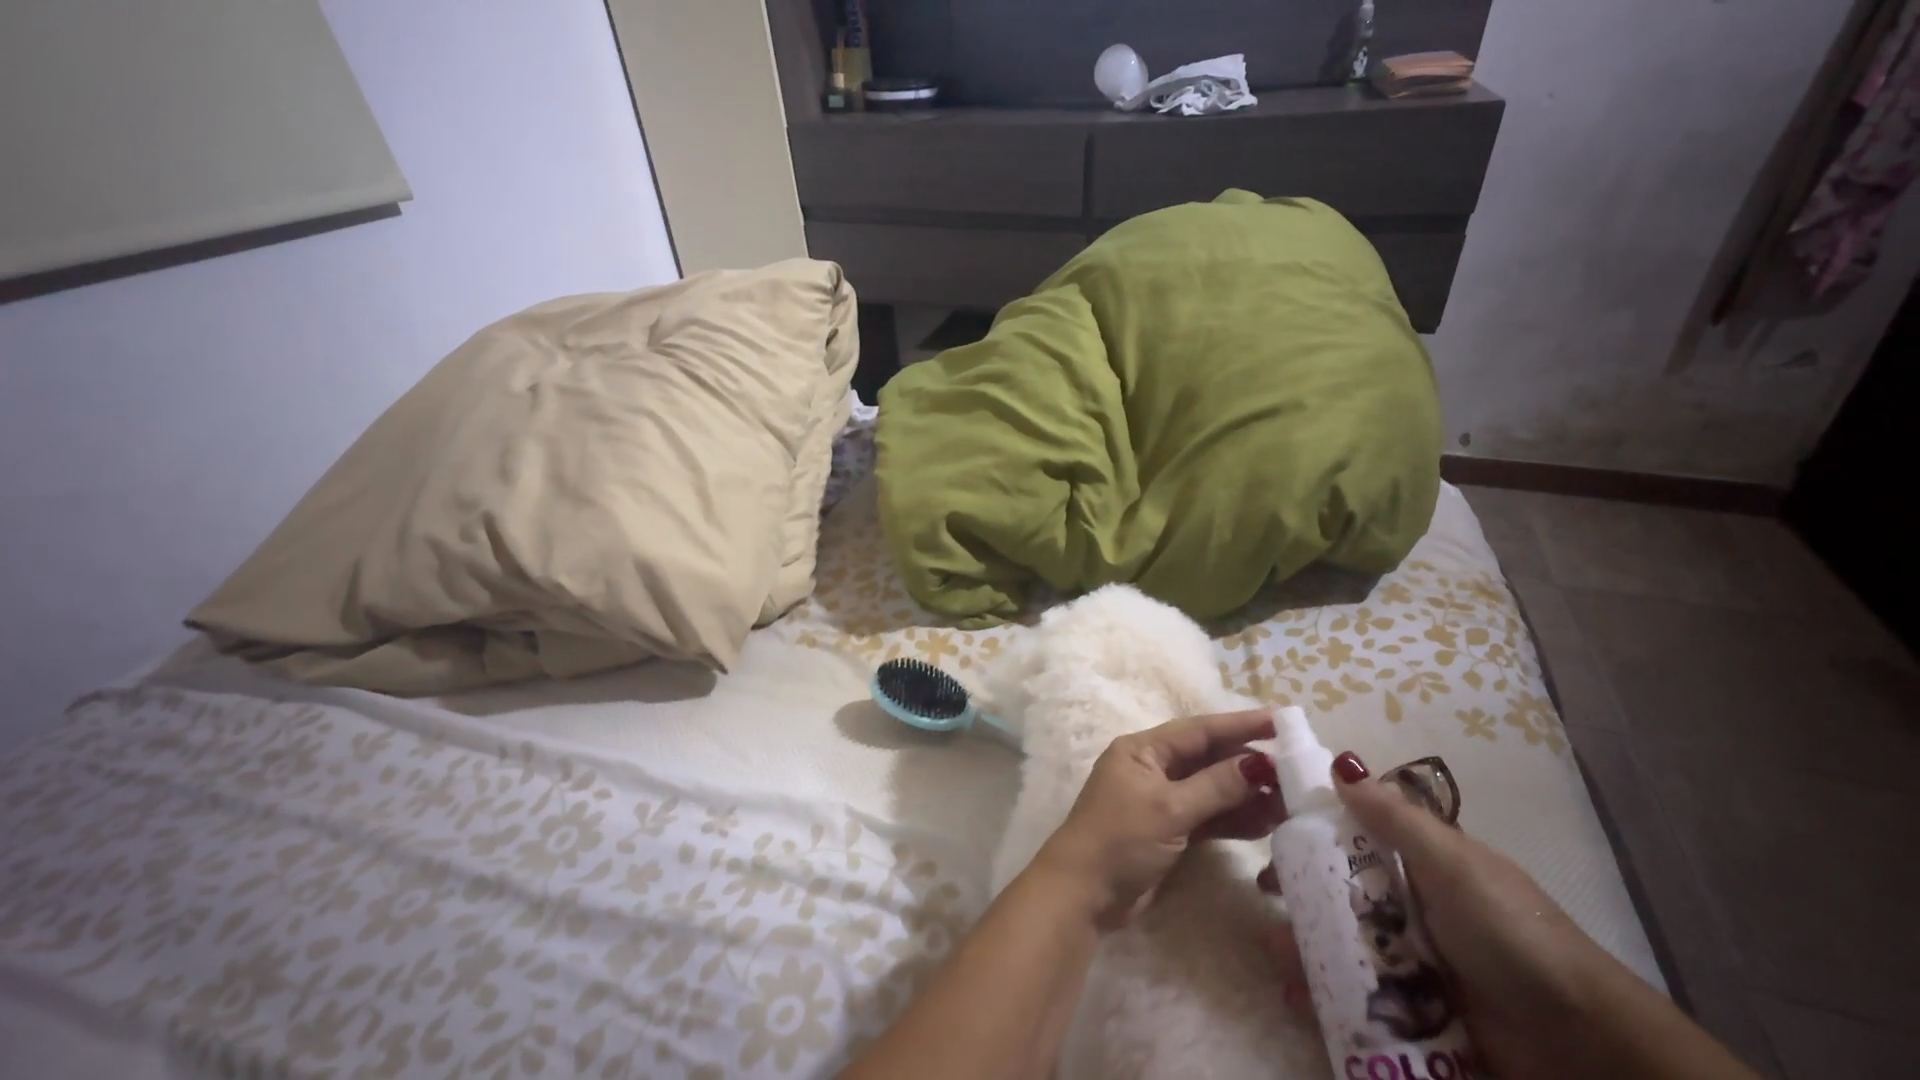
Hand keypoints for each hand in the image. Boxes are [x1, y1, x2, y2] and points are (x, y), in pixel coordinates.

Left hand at [1032, 710, 1285, 930]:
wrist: (1082, 896)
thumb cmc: (1119, 840)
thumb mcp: (1169, 809)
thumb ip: (1216, 786)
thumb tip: (1260, 763)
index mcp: (1142, 750)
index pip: (1199, 730)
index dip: (1240, 725)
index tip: (1282, 721)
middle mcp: (1152, 769)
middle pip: (1208, 759)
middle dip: (1249, 765)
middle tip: (1294, 773)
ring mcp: (1160, 802)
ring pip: (1212, 790)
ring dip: (1246, 796)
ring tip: (1287, 804)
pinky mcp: (1168, 832)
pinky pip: (1208, 817)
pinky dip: (1233, 820)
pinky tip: (1265, 824)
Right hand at [1259, 753, 1619, 1078]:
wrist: (1576, 1037)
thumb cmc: (1509, 932)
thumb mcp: (1452, 865)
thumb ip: (1395, 818)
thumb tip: (1340, 763)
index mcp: (1423, 868)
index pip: (1357, 843)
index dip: (1314, 840)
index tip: (1277, 846)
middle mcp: (1413, 911)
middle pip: (1340, 897)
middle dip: (1301, 902)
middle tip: (1272, 909)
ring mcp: (1412, 964)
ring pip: (1341, 947)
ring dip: (1305, 952)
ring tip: (1284, 964)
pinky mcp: (1412, 1013)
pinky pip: (1357, 999)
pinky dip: (1326, 998)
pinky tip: (1303, 999)